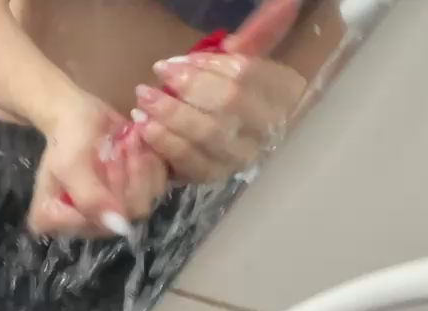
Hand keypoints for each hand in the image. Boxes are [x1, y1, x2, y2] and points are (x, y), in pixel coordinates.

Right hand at [27, 91, 168, 237]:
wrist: (77, 115)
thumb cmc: (67, 138)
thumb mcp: (72, 166)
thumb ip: (90, 199)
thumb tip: (119, 226)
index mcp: (54, 222)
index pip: (98, 224)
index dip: (112, 191)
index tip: (109, 155)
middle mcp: (81, 224)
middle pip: (125, 214)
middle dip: (128, 175)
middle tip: (122, 143)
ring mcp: (105, 213)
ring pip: (145, 199)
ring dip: (141, 165)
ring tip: (128, 141)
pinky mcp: (126, 198)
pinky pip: (154, 187)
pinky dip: (151, 162)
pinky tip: (138, 145)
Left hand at [133, 52, 305, 183]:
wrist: (212, 145)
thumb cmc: (225, 97)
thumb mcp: (240, 66)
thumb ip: (256, 38)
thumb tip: (285, 2)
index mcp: (285, 91)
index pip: (246, 73)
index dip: (208, 66)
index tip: (173, 62)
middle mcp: (269, 125)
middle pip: (227, 102)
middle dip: (187, 87)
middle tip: (154, 77)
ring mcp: (240, 155)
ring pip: (206, 132)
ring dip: (170, 114)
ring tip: (143, 100)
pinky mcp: (211, 176)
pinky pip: (185, 158)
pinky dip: (162, 141)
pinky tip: (142, 128)